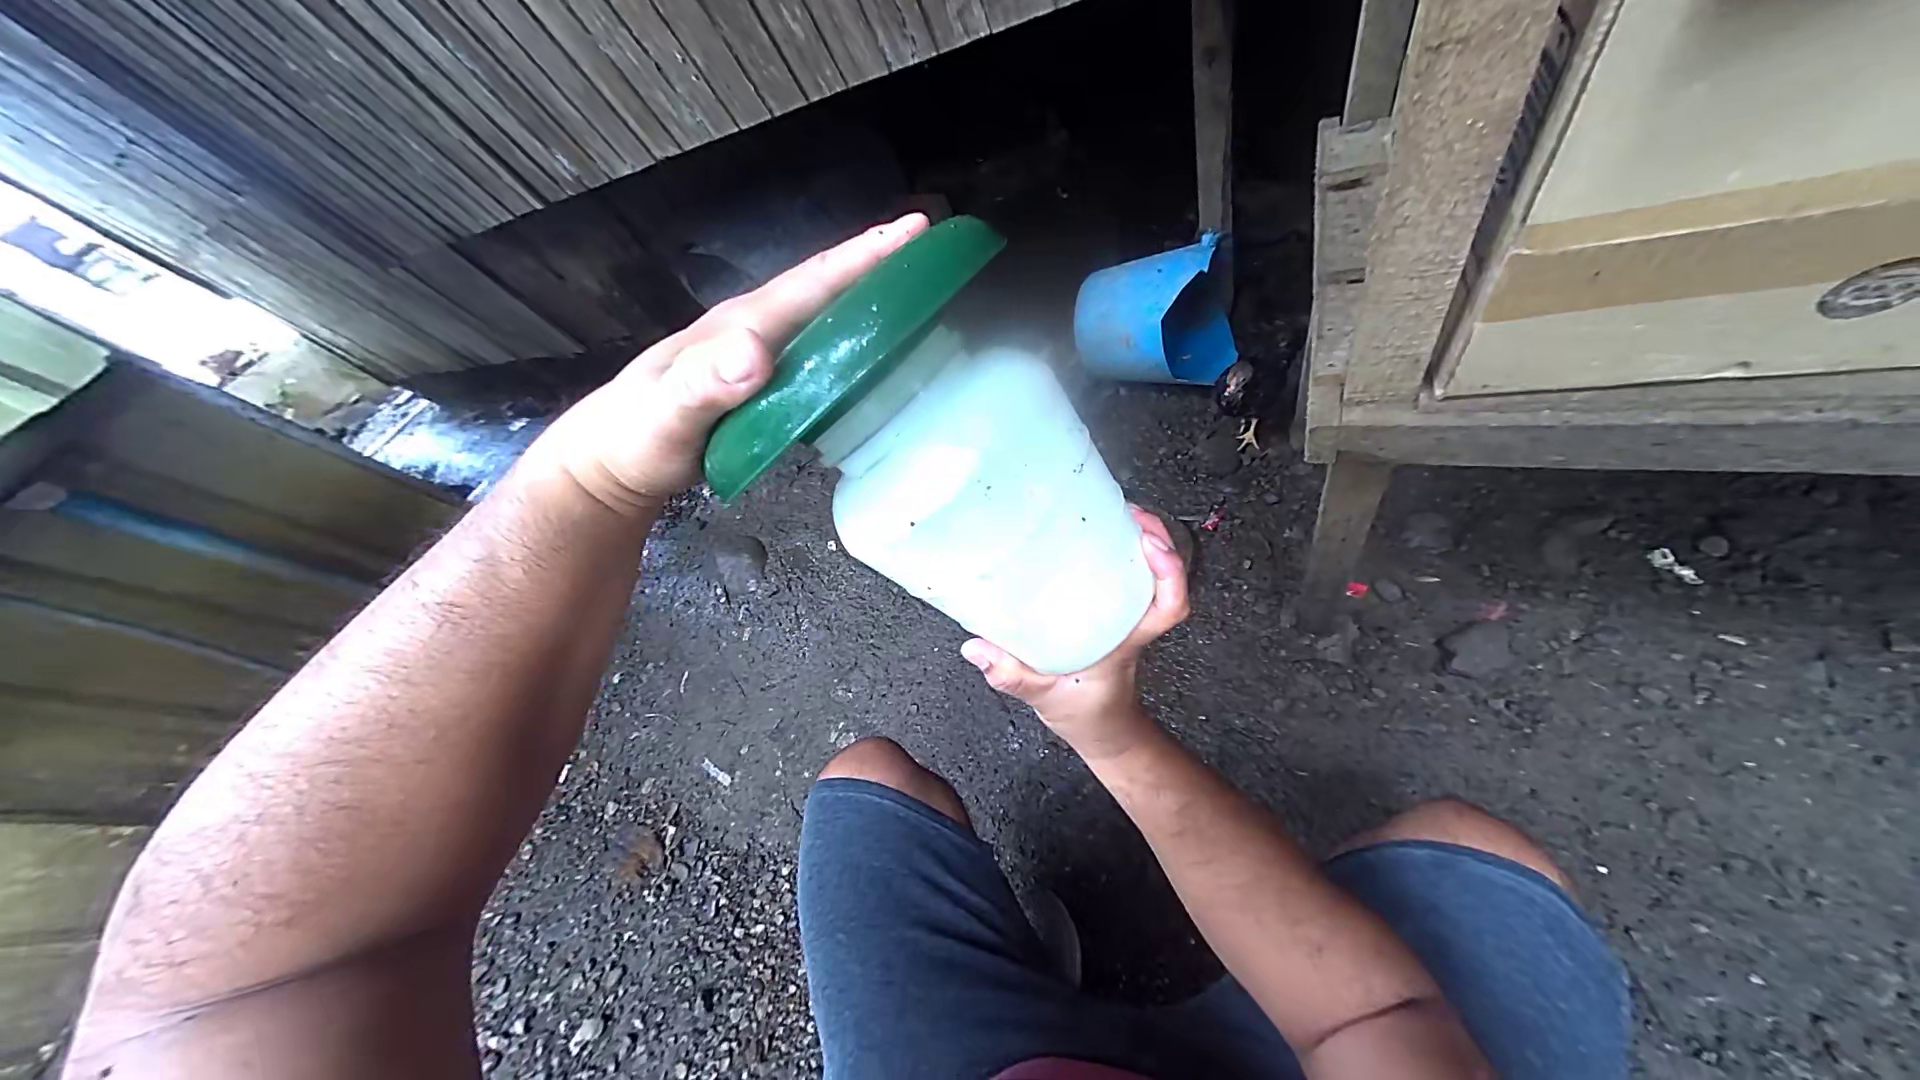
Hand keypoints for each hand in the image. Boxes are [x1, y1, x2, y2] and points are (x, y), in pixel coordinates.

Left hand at [530, 214, 930, 515]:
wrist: (613, 464)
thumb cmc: (636, 438)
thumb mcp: (665, 414)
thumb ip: (704, 385)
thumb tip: (759, 355)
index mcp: (740, 325)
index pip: (811, 281)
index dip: (864, 256)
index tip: (916, 230)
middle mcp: (754, 330)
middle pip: (825, 288)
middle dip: (879, 264)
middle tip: (932, 253)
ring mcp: (760, 358)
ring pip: (824, 318)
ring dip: (870, 300)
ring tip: (916, 294)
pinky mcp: (764, 385)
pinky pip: (818, 354)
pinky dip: (850, 344)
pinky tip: (872, 355)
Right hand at [960, 506, 1189, 761]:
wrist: (1101, 727)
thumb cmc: (1086, 713)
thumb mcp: (1045, 697)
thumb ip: (1013, 677)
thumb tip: (979, 650)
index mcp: (1127, 640)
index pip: (1168, 606)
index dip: (1169, 571)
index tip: (1149, 542)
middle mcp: (1131, 621)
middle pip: (1161, 575)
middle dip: (1152, 536)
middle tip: (1125, 509)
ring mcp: (1124, 615)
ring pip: (1145, 572)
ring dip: (1136, 539)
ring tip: (1112, 511)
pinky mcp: (1110, 613)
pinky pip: (1123, 577)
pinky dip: (1115, 552)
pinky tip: (1091, 538)